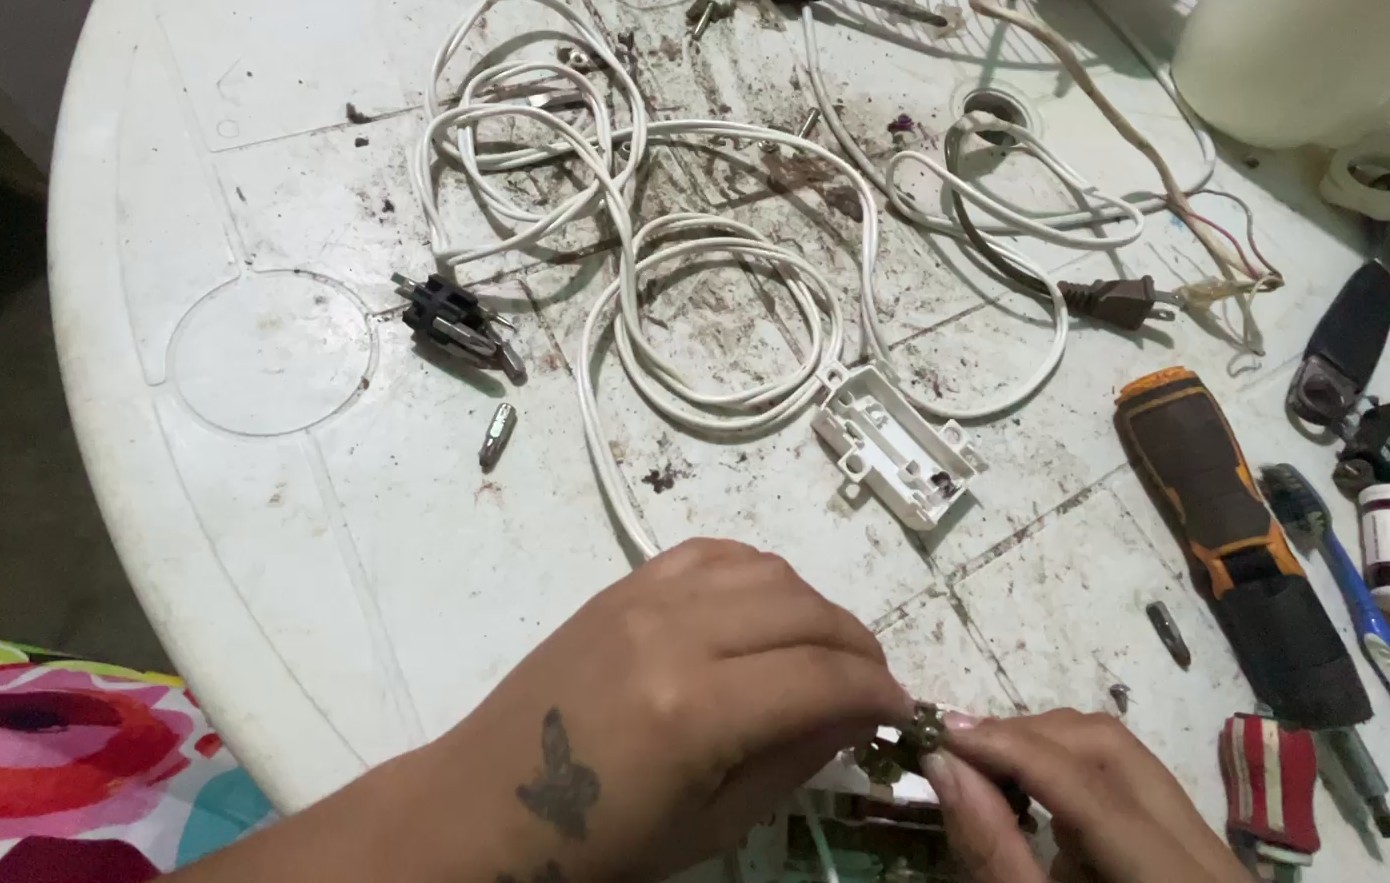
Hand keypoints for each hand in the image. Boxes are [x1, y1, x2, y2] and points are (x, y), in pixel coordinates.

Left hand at [427, 538, 912, 882]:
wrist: (490, 799)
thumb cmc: (599, 839)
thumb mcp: (711, 826)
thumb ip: (793, 760)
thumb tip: (855, 712)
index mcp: (696, 708)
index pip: (821, 676)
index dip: (876, 691)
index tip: (900, 708)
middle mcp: (676, 631)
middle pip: (803, 610)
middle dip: (857, 644)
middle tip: (870, 681)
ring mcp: (647, 594)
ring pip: (766, 569)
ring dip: (812, 604)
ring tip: (822, 647)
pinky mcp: (626, 580)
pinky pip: (713, 550)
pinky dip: (756, 572)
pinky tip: (764, 606)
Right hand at [922, 710, 1248, 882]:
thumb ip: (993, 850)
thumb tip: (942, 759)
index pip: (1090, 789)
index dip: (1011, 749)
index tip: (942, 731)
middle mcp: (1214, 859)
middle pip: (1108, 749)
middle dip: (1027, 739)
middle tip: (961, 750)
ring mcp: (1207, 847)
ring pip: (1116, 752)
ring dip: (1043, 749)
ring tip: (987, 771)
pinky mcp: (1187, 846)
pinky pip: (1122, 779)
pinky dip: (1065, 774)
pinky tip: (1031, 804)